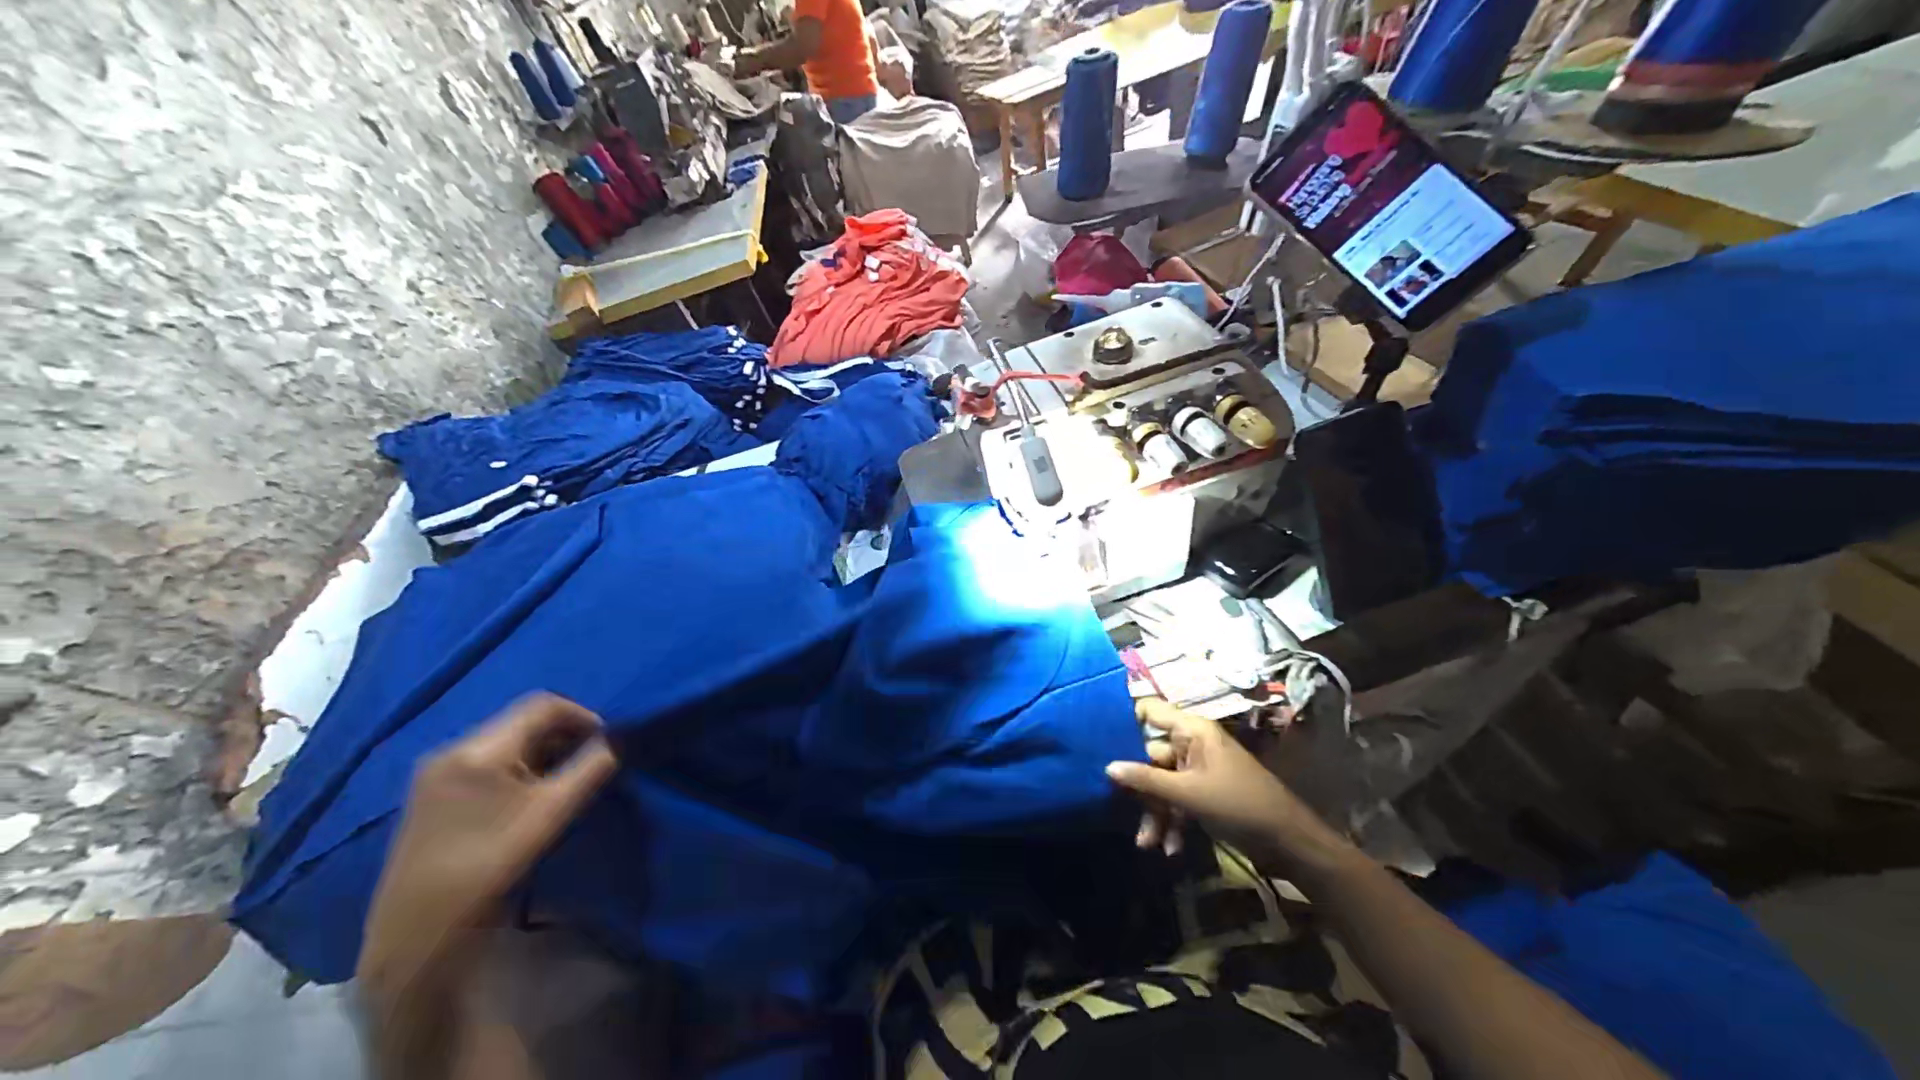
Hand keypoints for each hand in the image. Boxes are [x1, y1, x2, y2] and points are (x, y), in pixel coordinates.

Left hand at [358, 694, 616, 996]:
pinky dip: (518, 769)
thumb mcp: (549, 816)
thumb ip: (589, 770)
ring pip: (506, 743)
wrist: (413, 935)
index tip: (606, 744)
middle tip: (590, 766)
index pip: (542, 705)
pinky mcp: (431, 794)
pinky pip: (487, 763)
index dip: (582, 716)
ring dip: (543, 754)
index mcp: (477, 750)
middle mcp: (451, 749)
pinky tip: (529, 799)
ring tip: (565, 784)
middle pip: (523, 722)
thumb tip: (616, 741)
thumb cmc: (487, 870)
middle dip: (564, 737)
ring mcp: (436, 772)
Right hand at [1106, 699, 1353, 872]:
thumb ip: (1146, 780)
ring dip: (1155, 813)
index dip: (1124, 721)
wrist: (1288, 842)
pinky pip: (1176, 799)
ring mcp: (1198, 769)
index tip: (1097, 738)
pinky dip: (1171, 821)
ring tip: (1148, 843)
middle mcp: (1193, 744)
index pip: (1149, 710)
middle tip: (1123, 809)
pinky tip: (1169, 848)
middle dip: (1140, 788)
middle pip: (1150, 755)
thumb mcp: (1188, 795)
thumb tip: (1107, 767)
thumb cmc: (1239, 805)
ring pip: (1161, 783)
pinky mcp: (1203, 792)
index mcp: (1192, 731)